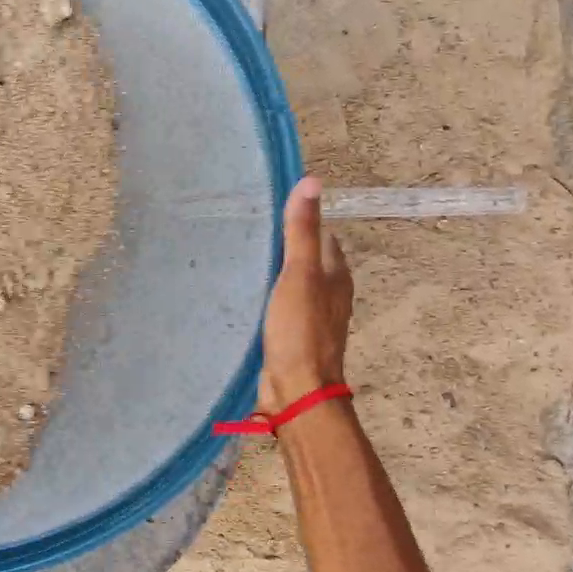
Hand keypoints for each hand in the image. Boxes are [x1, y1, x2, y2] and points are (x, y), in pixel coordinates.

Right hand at [257, 176, 353, 411]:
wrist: (296, 390)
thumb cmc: (300, 330)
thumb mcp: (299, 274)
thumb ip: (302, 231)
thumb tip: (312, 181)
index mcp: (336, 274)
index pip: (320, 234)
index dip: (299, 219)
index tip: (266, 209)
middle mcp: (328, 292)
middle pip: (305, 258)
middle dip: (281, 245)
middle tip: (243, 231)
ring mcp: (310, 316)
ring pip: (290, 283)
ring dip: (270, 272)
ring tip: (237, 258)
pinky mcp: (291, 336)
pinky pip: (277, 306)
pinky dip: (263, 296)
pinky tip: (241, 295)